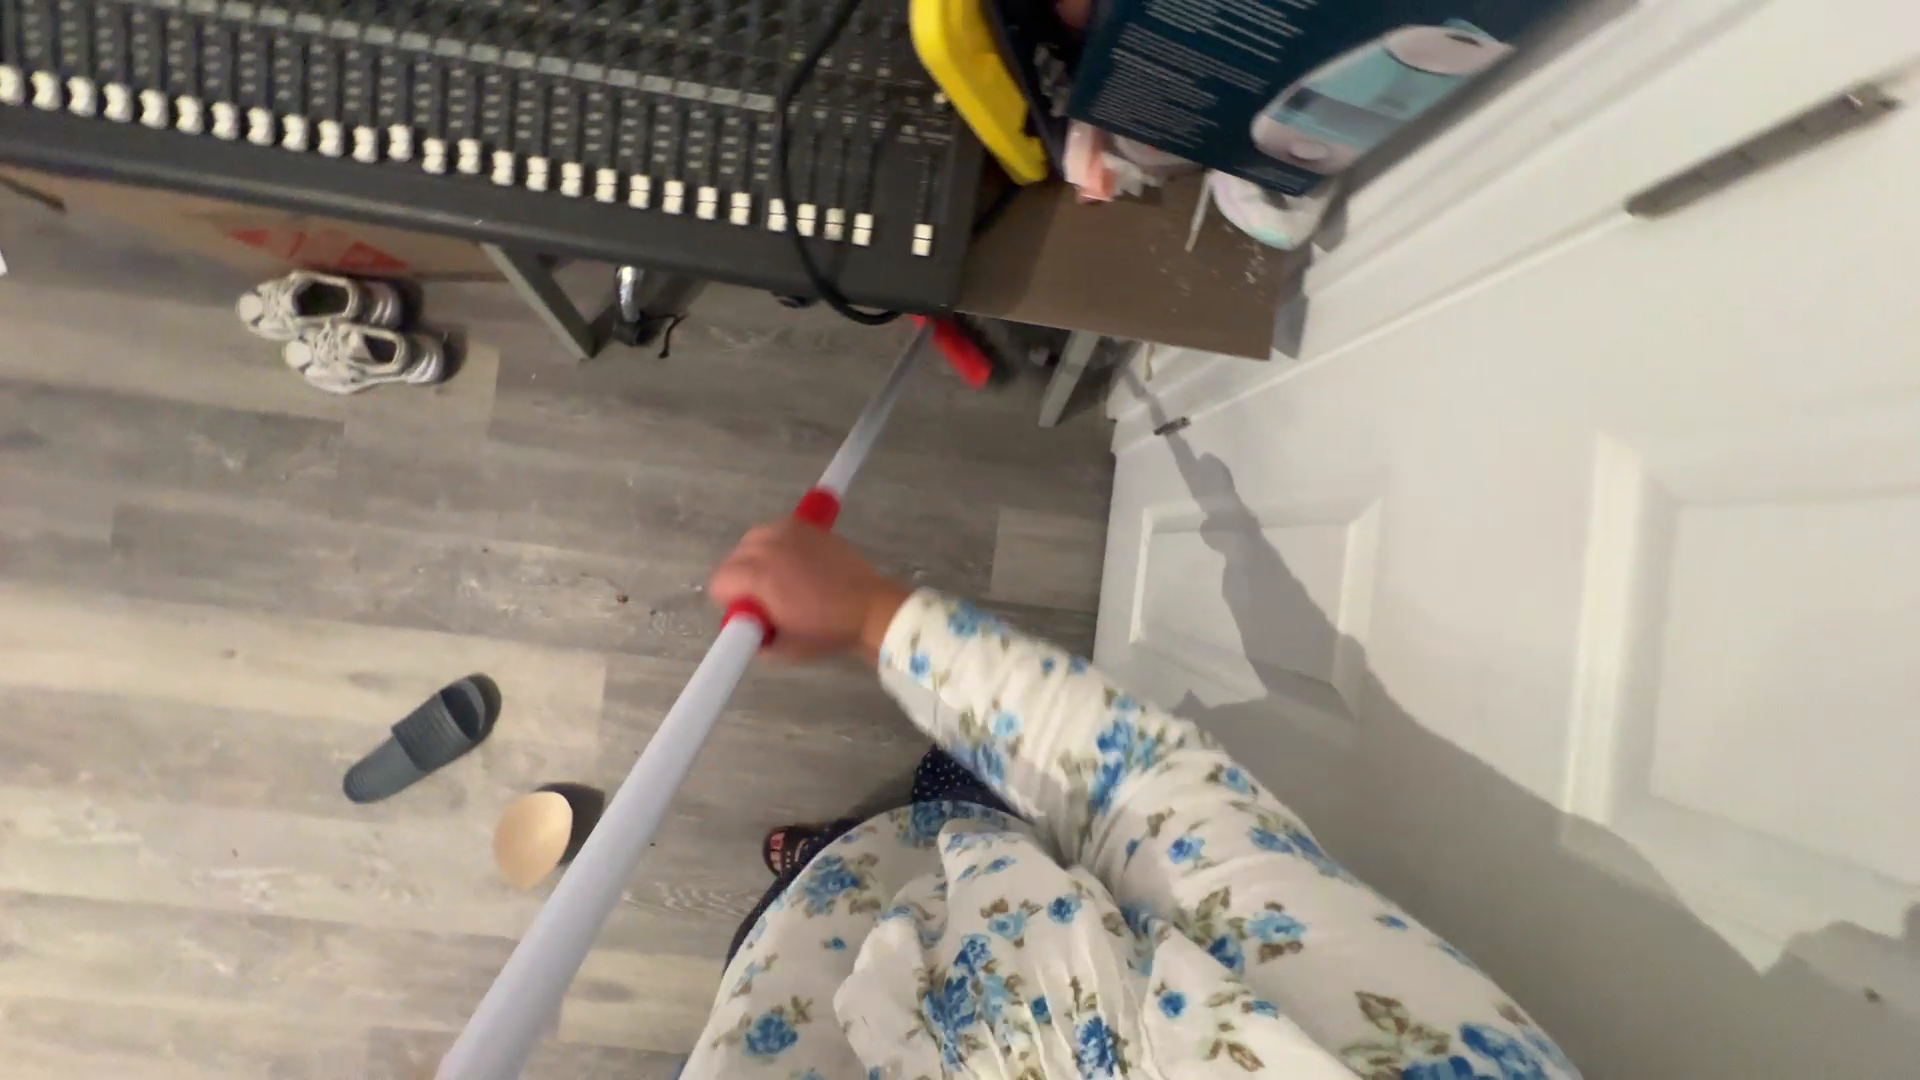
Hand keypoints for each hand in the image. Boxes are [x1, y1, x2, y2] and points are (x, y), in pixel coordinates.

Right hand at [708, 519, 909, 661]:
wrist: (870, 607)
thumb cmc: (828, 631)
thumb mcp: (783, 648)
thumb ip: (753, 636)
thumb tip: (742, 624)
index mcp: (761, 577)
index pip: (720, 581)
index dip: (729, 600)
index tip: (748, 612)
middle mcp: (770, 547)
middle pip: (732, 558)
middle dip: (741, 579)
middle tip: (765, 599)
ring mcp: (789, 531)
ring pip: (751, 541)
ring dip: (756, 559)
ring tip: (778, 579)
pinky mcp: (807, 525)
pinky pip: (775, 529)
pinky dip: (775, 544)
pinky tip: (791, 561)